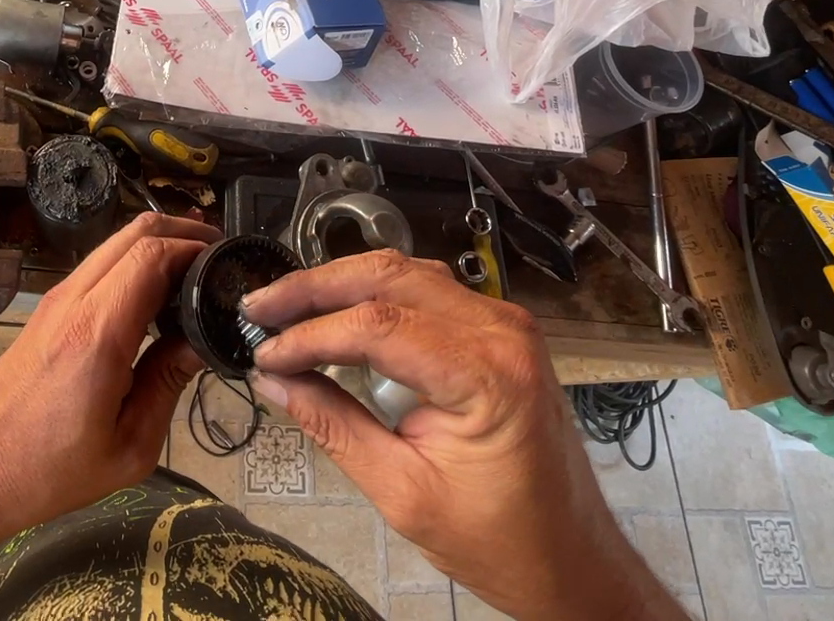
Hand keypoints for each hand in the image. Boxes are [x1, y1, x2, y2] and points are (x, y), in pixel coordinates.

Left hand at [0, 212, 220, 541]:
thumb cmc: (50, 470)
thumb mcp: (130, 446)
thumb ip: (168, 384)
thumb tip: (200, 340)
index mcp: (98, 331)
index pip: (151, 256)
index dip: (193, 248)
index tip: (225, 263)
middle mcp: (75, 300)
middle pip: (133, 233)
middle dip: (181, 231)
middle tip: (218, 254)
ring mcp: (57, 300)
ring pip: (114, 243)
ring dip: (157, 244)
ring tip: (194, 269)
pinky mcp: (48, 310)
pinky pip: (99, 265)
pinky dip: (134, 261)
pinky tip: (156, 291)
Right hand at [241, 250, 685, 620]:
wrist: (576, 561)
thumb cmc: (498, 541)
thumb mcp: (403, 493)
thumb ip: (334, 425)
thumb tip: (271, 380)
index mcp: (486, 372)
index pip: (376, 327)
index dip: (309, 335)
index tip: (262, 353)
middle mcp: (498, 327)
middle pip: (387, 278)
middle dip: (314, 288)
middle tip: (258, 306)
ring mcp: (502, 321)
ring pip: (402, 273)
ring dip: (339, 283)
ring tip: (286, 305)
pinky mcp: (495, 328)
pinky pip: (423, 289)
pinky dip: (371, 292)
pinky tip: (336, 307)